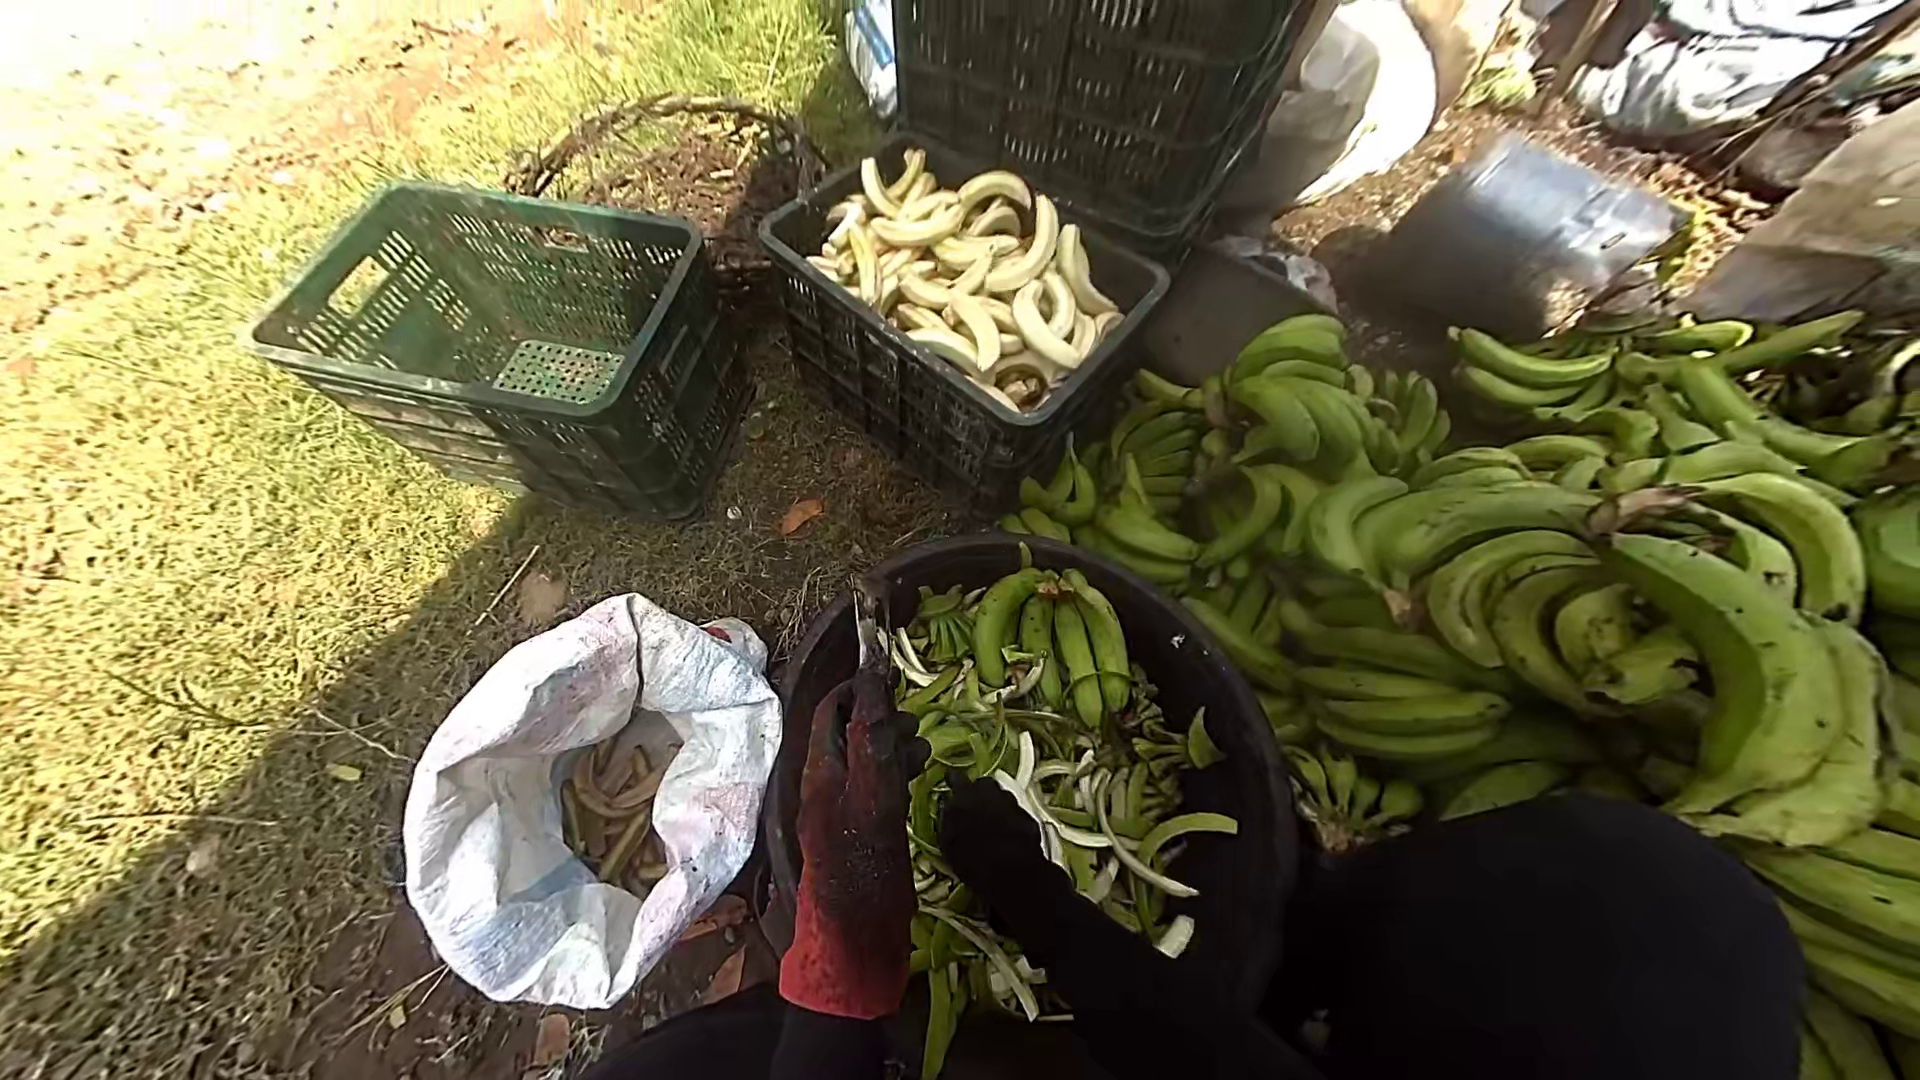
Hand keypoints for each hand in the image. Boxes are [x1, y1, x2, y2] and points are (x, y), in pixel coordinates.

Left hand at [779, 670, 926, 1018]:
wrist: (858, 946)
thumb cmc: (865, 868)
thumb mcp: (874, 796)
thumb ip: (872, 740)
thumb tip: (871, 684)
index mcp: (820, 773)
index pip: (830, 713)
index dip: (856, 690)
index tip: (888, 678)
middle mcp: (825, 786)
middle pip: (847, 733)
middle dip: (878, 717)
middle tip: (911, 718)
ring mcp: (840, 809)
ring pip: (864, 759)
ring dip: (890, 745)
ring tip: (921, 745)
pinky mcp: (858, 830)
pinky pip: (873, 786)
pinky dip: (894, 772)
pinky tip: (916, 774)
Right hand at [938, 774, 1048, 898]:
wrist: (1010, 871)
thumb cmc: (970, 858)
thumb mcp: (948, 841)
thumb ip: (947, 818)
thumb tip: (947, 807)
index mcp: (965, 794)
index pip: (955, 778)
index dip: (952, 779)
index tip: (950, 779)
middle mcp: (990, 791)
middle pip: (983, 784)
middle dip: (979, 793)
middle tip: (974, 808)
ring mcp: (1012, 802)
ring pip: (1002, 797)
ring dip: (997, 807)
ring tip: (991, 826)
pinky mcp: (1028, 816)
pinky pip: (1016, 814)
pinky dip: (1011, 821)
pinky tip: (1008, 837)